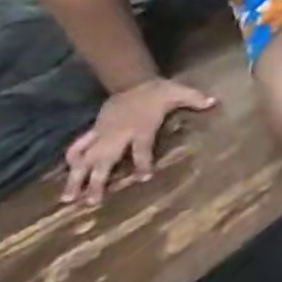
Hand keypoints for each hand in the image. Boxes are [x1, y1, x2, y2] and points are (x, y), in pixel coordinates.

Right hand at [62, 78, 216, 205]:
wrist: (133, 79)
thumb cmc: (158, 91)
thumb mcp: (179, 92)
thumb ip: (195, 99)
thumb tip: (215, 102)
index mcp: (142, 128)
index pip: (142, 149)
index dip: (143, 163)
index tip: (144, 177)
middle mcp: (120, 134)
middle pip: (107, 159)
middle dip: (99, 180)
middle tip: (92, 202)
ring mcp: (104, 133)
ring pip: (87, 156)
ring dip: (77, 176)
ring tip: (68, 198)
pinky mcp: (95, 129)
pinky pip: (79, 144)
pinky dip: (72, 157)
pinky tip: (66, 174)